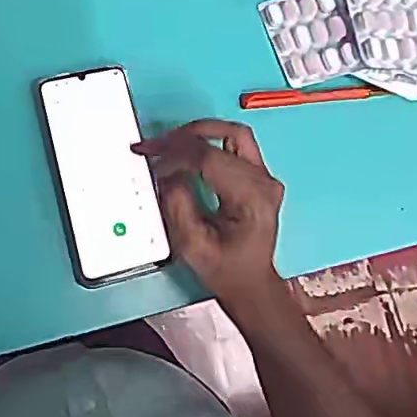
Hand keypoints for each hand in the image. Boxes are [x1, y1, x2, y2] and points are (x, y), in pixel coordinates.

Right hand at [133, 119, 285, 305]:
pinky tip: (187, 149)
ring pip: (232, 133)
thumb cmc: (227, 270)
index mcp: (252, 198)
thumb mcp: (193, 245)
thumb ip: (178, 206)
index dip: (176, 154)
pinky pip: (233, 144)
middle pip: (225, 137)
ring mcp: (264, 176)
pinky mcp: (257, 176)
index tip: (152, 158)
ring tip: (170, 142)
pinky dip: (207, 141)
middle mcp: (264, 182)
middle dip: (184, 137)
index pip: (211, 158)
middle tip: (156, 144)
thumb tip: (167, 174)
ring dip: (199, 132)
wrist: (250, 283)